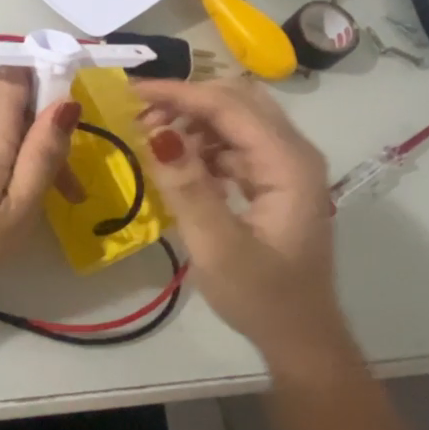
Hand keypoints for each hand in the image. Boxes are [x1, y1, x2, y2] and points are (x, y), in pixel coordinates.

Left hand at [0, 68, 78, 294]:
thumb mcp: (18, 208)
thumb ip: (43, 153)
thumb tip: (67, 101)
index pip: (17, 71)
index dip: (48, 81)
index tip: (70, 121)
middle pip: (14, 100)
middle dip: (47, 129)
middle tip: (68, 185)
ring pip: (1, 124)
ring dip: (29, 149)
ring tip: (47, 197)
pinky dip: (6, 159)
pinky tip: (11, 198)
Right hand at [132, 79, 351, 367]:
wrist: (300, 336)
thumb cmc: (261, 297)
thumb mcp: (217, 247)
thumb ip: (188, 188)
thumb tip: (157, 135)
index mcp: (287, 164)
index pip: (228, 106)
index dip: (177, 94)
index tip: (128, 93)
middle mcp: (292, 155)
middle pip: (237, 101)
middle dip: (185, 100)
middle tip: (136, 116)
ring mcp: (284, 168)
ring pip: (235, 120)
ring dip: (191, 119)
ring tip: (148, 138)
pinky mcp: (273, 182)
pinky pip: (234, 145)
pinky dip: (201, 143)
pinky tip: (175, 162)